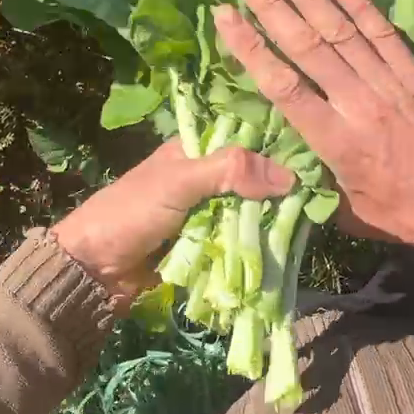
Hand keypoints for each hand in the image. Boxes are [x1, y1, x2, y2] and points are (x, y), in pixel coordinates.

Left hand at [53, 140, 294, 304]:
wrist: (94, 271)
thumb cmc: (130, 213)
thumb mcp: (178, 183)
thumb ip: (228, 172)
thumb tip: (289, 177)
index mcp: (193, 153)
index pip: (243, 142)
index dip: (275, 148)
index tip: (314, 157)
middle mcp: (203, 181)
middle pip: (252, 182)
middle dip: (279, 192)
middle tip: (320, 198)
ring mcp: (205, 217)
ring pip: (249, 214)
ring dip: (270, 223)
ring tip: (309, 226)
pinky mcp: (206, 249)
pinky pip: (239, 244)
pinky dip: (256, 248)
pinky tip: (284, 249)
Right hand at [213, 0, 413, 245]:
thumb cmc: (403, 213)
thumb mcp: (347, 209)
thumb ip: (312, 178)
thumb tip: (282, 159)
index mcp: (335, 140)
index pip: (283, 85)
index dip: (251, 47)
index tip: (224, 14)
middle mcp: (358, 103)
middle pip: (307, 44)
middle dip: (270, 2)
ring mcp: (389, 83)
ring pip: (341, 29)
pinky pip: (383, 32)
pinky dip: (359, 3)